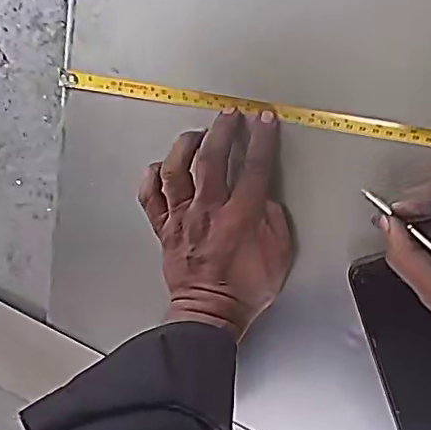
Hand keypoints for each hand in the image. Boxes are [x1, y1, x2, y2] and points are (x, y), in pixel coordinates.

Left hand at [139, 108, 293, 339]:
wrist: (210, 313)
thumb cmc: (242, 291)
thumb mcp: (279, 256)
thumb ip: (275, 221)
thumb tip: (266, 199)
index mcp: (240, 217)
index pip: (253, 166)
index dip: (261, 139)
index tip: (264, 121)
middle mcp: (208, 212)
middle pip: (212, 158)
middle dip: (223, 130)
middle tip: (229, 115)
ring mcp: (182, 219)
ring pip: (176, 170)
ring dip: (186, 145)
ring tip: (196, 133)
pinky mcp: (165, 229)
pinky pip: (151, 197)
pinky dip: (152, 178)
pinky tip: (158, 167)